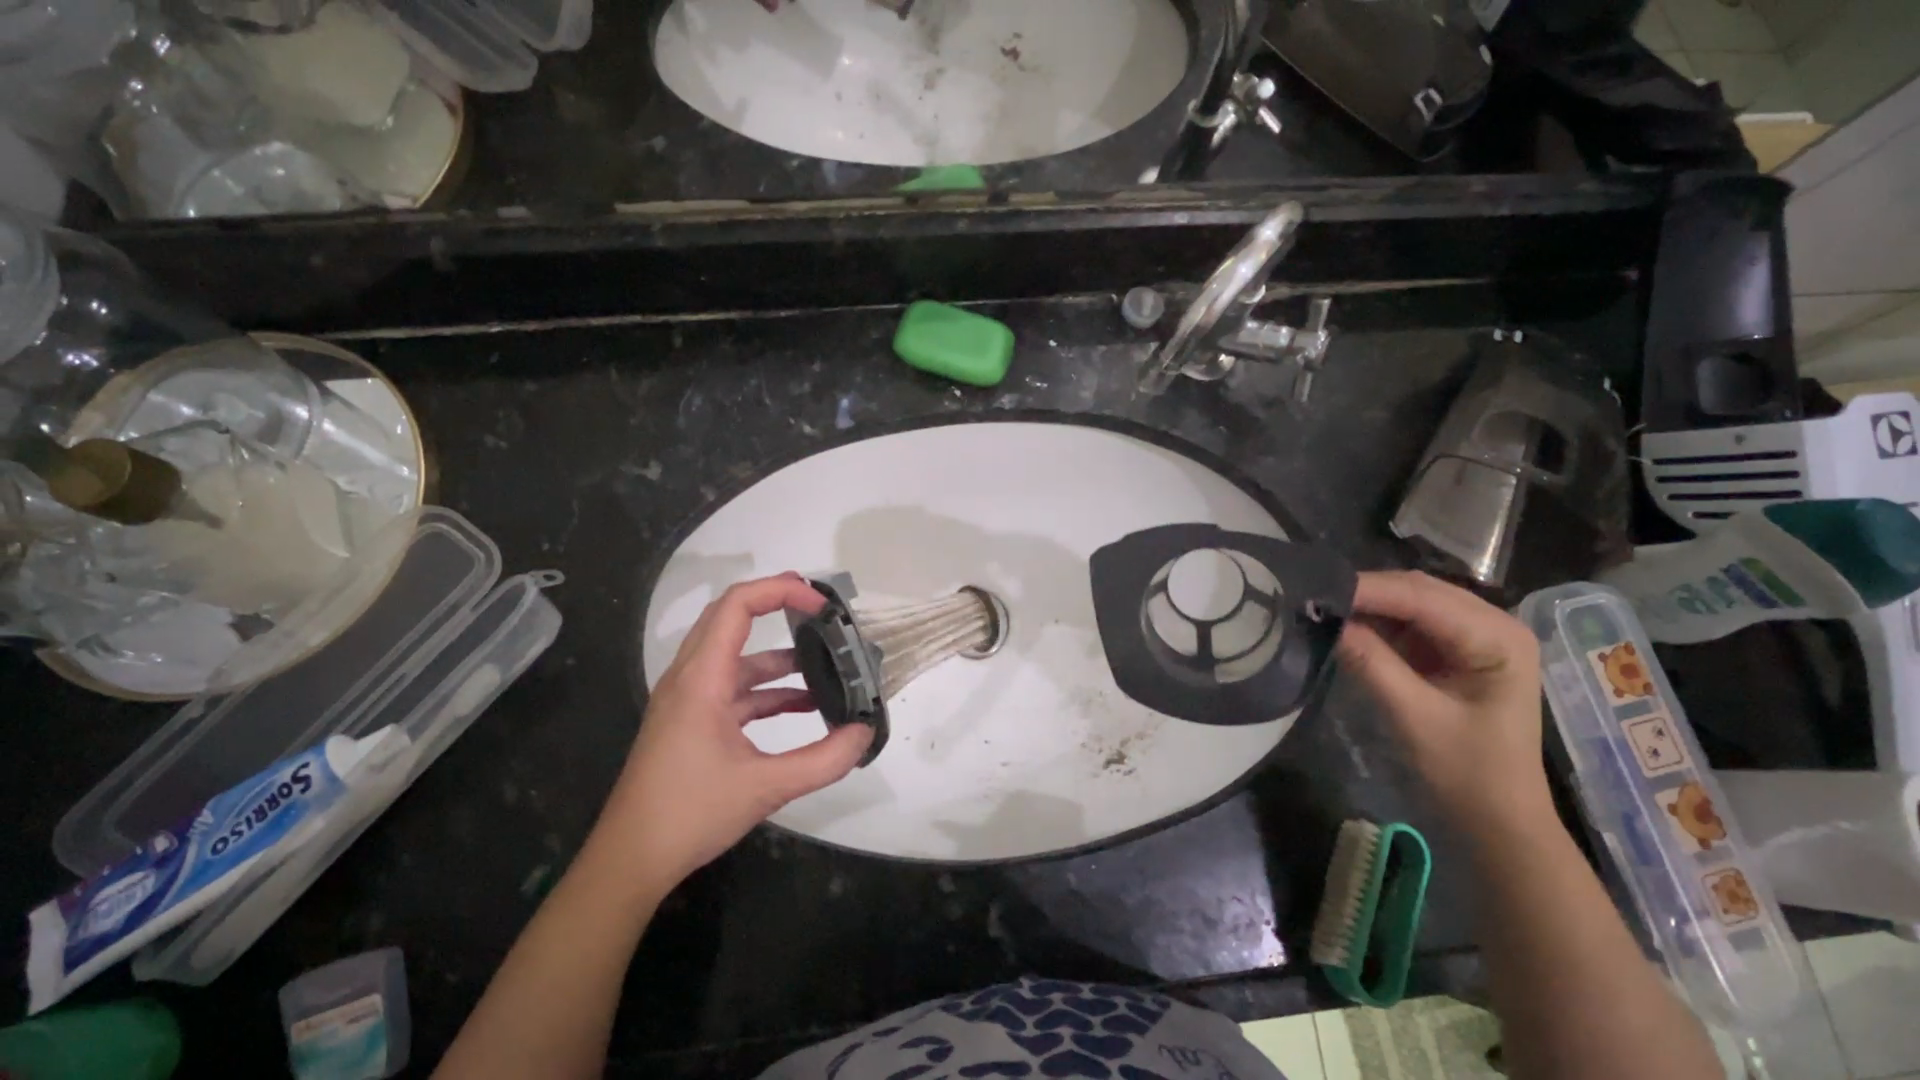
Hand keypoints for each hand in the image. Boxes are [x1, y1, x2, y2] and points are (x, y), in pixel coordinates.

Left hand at [594, 574, 873, 892]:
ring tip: (827, 665)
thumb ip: (823, 760)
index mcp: (701, 679)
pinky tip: (805, 707)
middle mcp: (690, 679)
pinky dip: (768, 692)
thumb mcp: (766, 787)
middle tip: (823, 611)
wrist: (632, 858)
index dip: (779, 591)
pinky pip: (734, 691)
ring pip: (736, 659)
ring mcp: (688, 701)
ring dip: (779, 659)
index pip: (737, 606)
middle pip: (732, 620)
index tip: (820, 604)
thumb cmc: (691, 813)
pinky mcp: (691, 723)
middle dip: (778, 608)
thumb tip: (864, 733)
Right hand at [1335, 570, 1550, 834]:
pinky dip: (1378, 622)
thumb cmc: (1467, 774)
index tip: (1315, 590)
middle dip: (1367, 592)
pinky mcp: (1457, 651)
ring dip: (1370, 605)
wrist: (1498, 821)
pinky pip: (1412, 623)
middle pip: (1420, 591)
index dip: (1368, 591)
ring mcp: (1477, 636)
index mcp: (1499, 638)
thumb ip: (1372, 664)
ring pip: (1413, 602)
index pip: (1423, 598)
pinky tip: (1346, 625)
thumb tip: (1325, 620)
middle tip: (1311, 596)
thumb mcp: (1414, 718)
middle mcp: (1494, 624)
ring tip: (1321, 606)